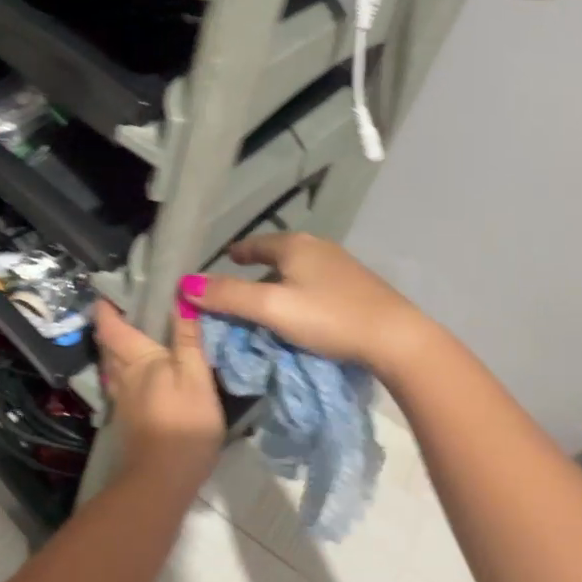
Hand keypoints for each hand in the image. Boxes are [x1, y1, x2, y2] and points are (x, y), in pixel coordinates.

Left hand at [94, 299, 223, 492]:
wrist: (161, 479)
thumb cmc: (183, 423)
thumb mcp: (195, 376)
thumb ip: (187, 337)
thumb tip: (180, 296)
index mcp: (135, 358)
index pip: (111, 325)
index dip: (106, 307)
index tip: (107, 291)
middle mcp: (120, 375)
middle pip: (109, 345)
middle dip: (112, 325)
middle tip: (125, 308)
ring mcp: (121, 400)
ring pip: (113, 366)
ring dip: (117, 349)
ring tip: (135, 337)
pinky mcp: (128, 419)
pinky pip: (121, 383)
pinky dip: (126, 370)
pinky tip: (140, 375)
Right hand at [184, 233, 429, 367]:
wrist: (395, 338)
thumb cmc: (329, 317)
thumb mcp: (271, 308)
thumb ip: (228, 296)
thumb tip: (185, 284)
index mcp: (296, 246)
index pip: (257, 243)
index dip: (239, 252)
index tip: (225, 259)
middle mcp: (320, 248)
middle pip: (279, 254)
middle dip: (258, 267)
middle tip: (240, 284)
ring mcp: (343, 267)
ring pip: (300, 270)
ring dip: (281, 281)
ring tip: (268, 301)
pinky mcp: (359, 289)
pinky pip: (318, 284)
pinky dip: (301, 292)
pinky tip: (302, 312)